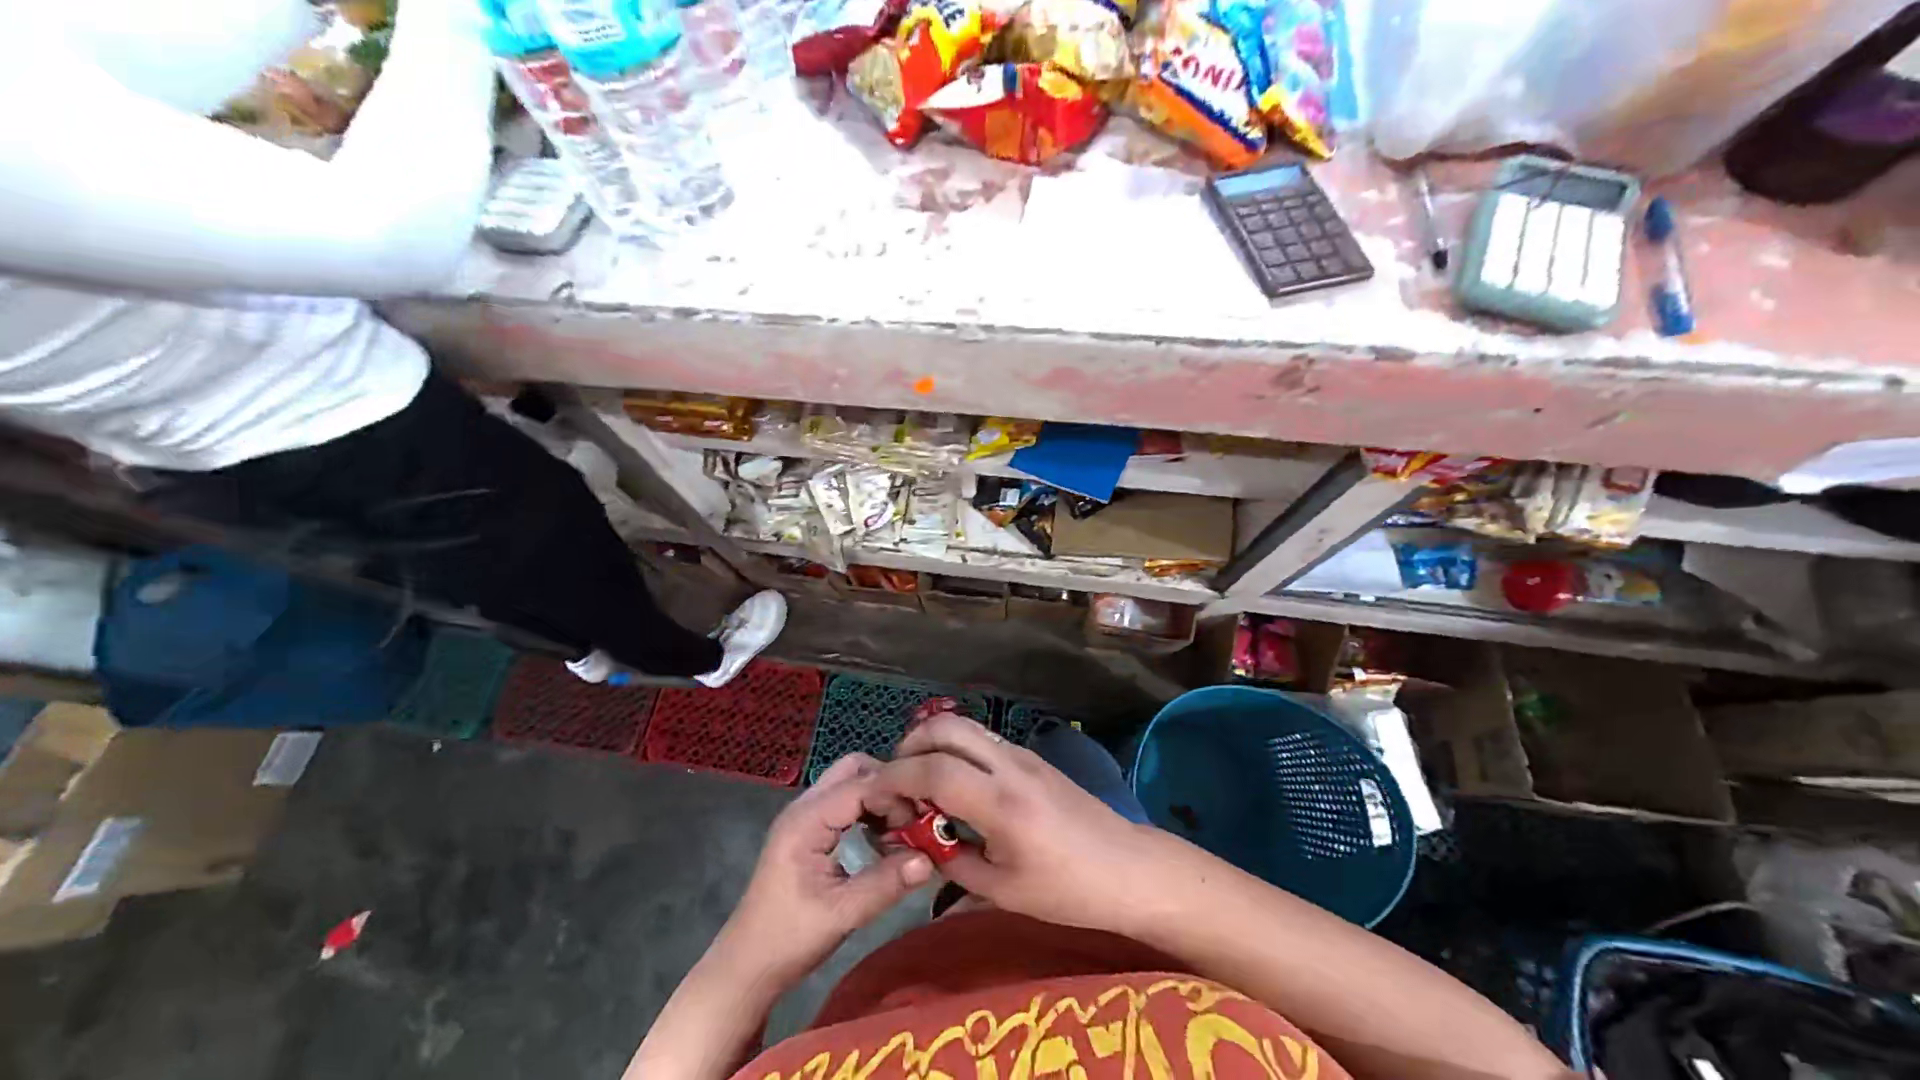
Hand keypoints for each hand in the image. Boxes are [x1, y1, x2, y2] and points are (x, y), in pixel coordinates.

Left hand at [720, 753, 932, 981]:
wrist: (746, 968)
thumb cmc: (788, 940)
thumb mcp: (842, 914)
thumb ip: (886, 883)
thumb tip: (929, 859)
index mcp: (807, 819)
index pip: (862, 783)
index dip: (897, 795)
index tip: (928, 819)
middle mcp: (805, 807)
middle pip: (854, 769)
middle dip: (890, 787)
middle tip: (916, 820)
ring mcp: (805, 818)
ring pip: (851, 784)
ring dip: (880, 799)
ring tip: (906, 832)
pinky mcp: (809, 833)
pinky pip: (845, 804)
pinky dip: (869, 812)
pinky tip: (885, 842)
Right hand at [875, 712, 1194, 937]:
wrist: (1130, 869)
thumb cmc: (1068, 891)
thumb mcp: (1002, 890)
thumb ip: (952, 860)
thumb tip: (919, 840)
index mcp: (999, 803)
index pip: (931, 770)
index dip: (893, 778)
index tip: (871, 795)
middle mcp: (1008, 766)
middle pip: (944, 728)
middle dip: (908, 746)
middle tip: (895, 782)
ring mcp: (1022, 755)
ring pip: (964, 727)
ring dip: (932, 744)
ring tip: (921, 783)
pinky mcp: (1033, 758)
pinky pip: (982, 740)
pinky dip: (956, 750)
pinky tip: (955, 784)